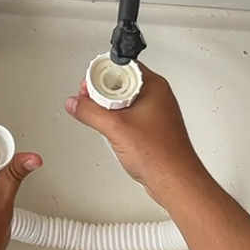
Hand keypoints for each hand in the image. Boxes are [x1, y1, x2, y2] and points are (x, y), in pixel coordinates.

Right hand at [64, 62, 207, 202]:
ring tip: (100, 118)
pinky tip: (111, 131)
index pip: (122, 66)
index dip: (101, 74)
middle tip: (88, 100)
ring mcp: (155, 112)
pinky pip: (128, 115)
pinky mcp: (151, 127)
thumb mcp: (115, 128)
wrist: (175, 182)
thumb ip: (89, 112)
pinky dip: (116, 120)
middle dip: (101, 91)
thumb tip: (74, 103)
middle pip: (120, 82)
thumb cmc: (161, 155)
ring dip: (108, 107)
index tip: (87, 85)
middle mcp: (156, 96)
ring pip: (123, 100)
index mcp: (153, 86)